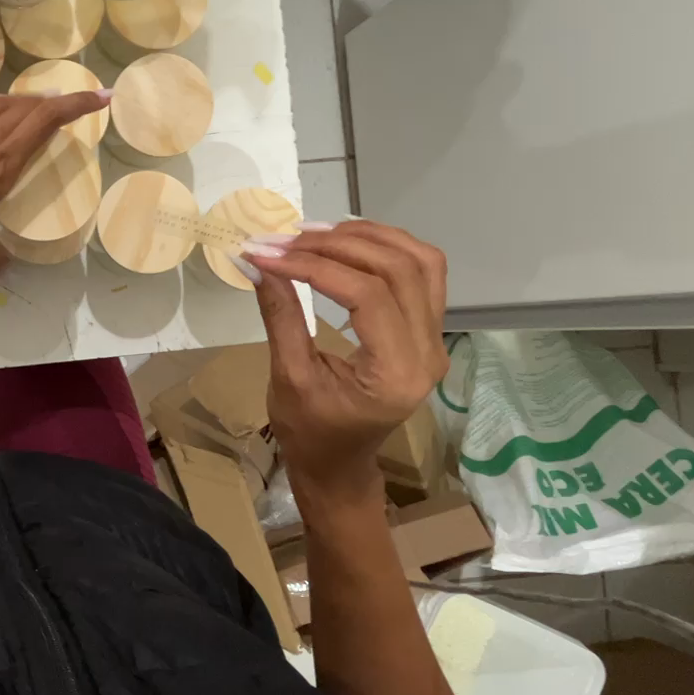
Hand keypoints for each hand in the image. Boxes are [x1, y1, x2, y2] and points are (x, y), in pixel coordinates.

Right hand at [243, 221, 447, 504]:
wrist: (338, 462)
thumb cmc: (309, 431)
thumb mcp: (287, 376)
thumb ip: (280, 316)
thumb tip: (259, 263)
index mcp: (396, 373)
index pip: (366, 295)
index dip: (315, 266)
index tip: (267, 254)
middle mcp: (428, 350)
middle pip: (398, 269)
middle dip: (338, 245)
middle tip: (285, 239)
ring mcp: (434, 337)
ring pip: (420, 261)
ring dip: (368, 237)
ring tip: (314, 233)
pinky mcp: (426, 328)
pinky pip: (422, 272)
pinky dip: (385, 247)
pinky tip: (346, 242)